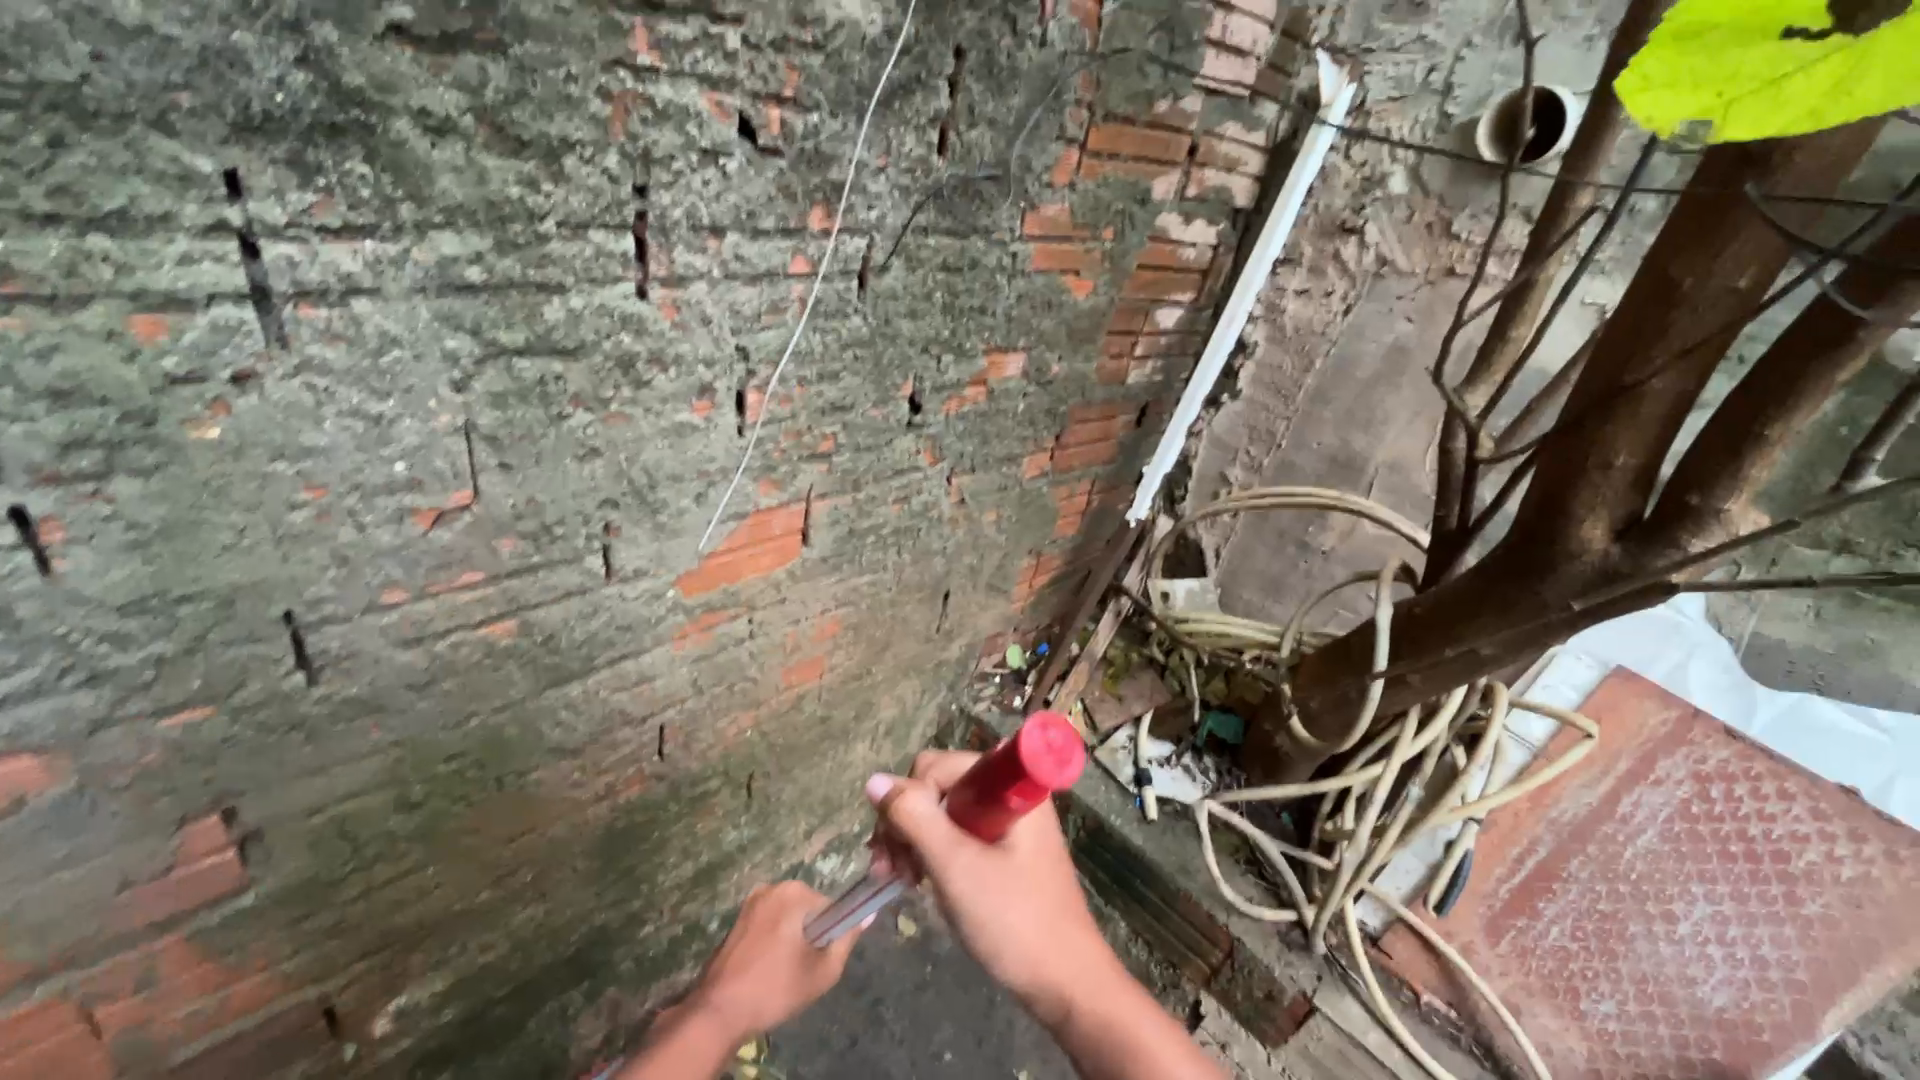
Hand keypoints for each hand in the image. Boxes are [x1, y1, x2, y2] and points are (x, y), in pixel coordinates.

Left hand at [685, 881, 861, 1039]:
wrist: (718, 1012)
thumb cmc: (775, 989)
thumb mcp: (823, 970)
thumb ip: (848, 938)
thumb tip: (869, 913)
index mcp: (794, 892)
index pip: (831, 908)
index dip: (830, 936)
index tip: (819, 960)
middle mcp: (772, 887)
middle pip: (809, 910)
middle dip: (811, 936)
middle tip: (803, 970)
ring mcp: (750, 902)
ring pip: (789, 918)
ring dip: (792, 939)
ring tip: (783, 972)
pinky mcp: (737, 919)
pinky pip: (769, 924)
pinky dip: (774, 941)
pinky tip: (766, 968)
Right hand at [866, 751, 1111, 1027]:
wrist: (1063, 982)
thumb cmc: (1013, 920)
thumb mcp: (955, 866)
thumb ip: (914, 817)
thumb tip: (874, 781)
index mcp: (1009, 786)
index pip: (939, 766)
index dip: (912, 798)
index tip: (898, 842)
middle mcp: (1008, 795)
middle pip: (937, 786)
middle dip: (906, 821)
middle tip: (891, 869)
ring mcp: (1006, 824)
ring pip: (941, 813)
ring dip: (912, 841)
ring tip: (898, 880)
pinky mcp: (1001, 851)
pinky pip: (954, 836)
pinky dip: (929, 854)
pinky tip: (914, 881)